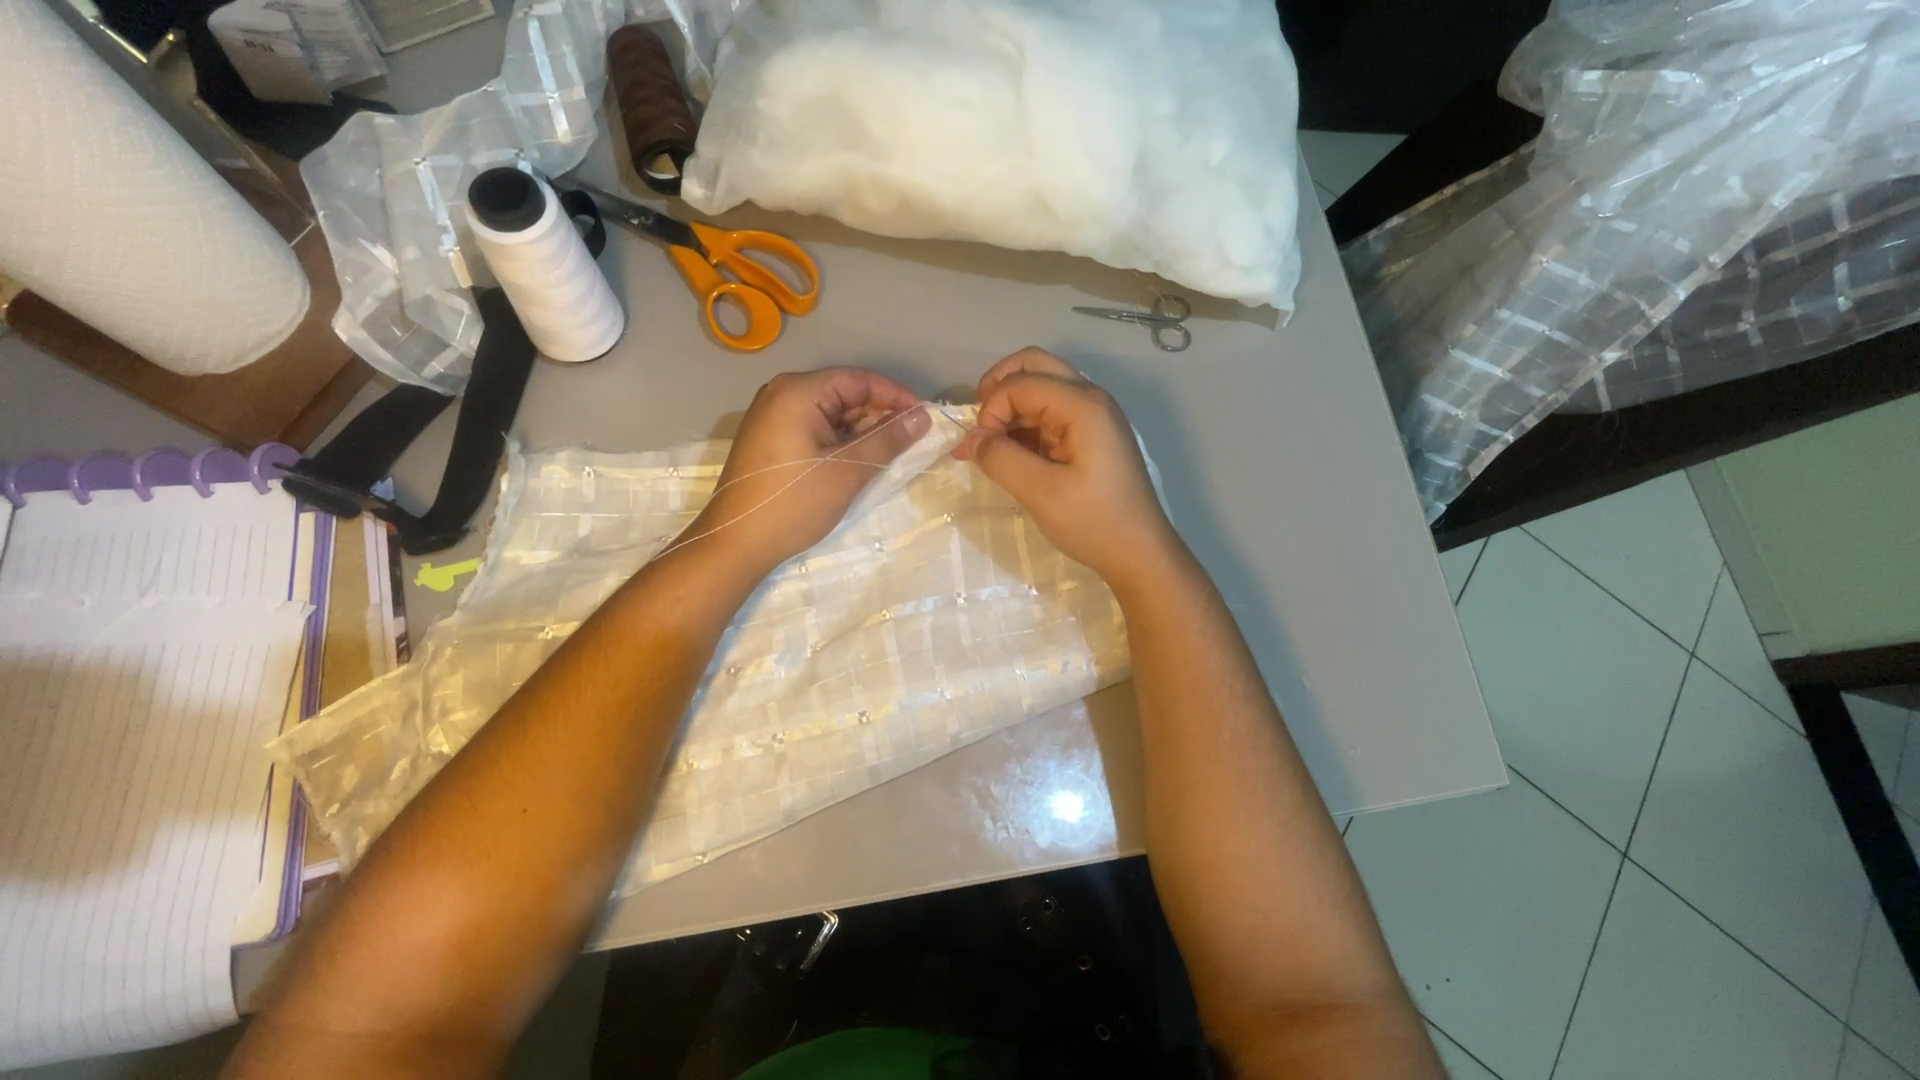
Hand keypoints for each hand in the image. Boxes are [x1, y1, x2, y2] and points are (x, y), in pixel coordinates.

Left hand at [685, 367, 929, 571]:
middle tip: (912, 440)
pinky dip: (840, 441)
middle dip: (879, 414)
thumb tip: (923, 417)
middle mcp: (781, 395)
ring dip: (861, 431)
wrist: (736, 543)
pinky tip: (858, 462)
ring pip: (830, 413)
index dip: (896, 396)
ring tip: (891, 454)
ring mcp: (771, 417)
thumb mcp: (848, 471)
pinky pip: (814, 429)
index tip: (925, 418)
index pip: (859, 380)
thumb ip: (888, 439)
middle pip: (844, 393)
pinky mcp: (769, 440)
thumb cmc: (794, 503)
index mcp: (798, 392)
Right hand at [954, 348, 1182, 587]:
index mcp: (1083, 405)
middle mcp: (1091, 399)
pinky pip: (1050, 415)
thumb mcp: (1040, 493)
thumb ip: (1000, 459)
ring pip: (1040, 389)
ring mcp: (1093, 416)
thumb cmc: (1093, 522)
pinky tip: (1008, 456)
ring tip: (988, 449)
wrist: (1139, 552)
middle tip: (979, 426)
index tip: (981, 449)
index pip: (1020, 383)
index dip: (991, 410)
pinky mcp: (1090, 436)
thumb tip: (973, 440)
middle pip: (1033, 366)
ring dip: (1010, 410)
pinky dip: (1024, 427)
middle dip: (997, 390)